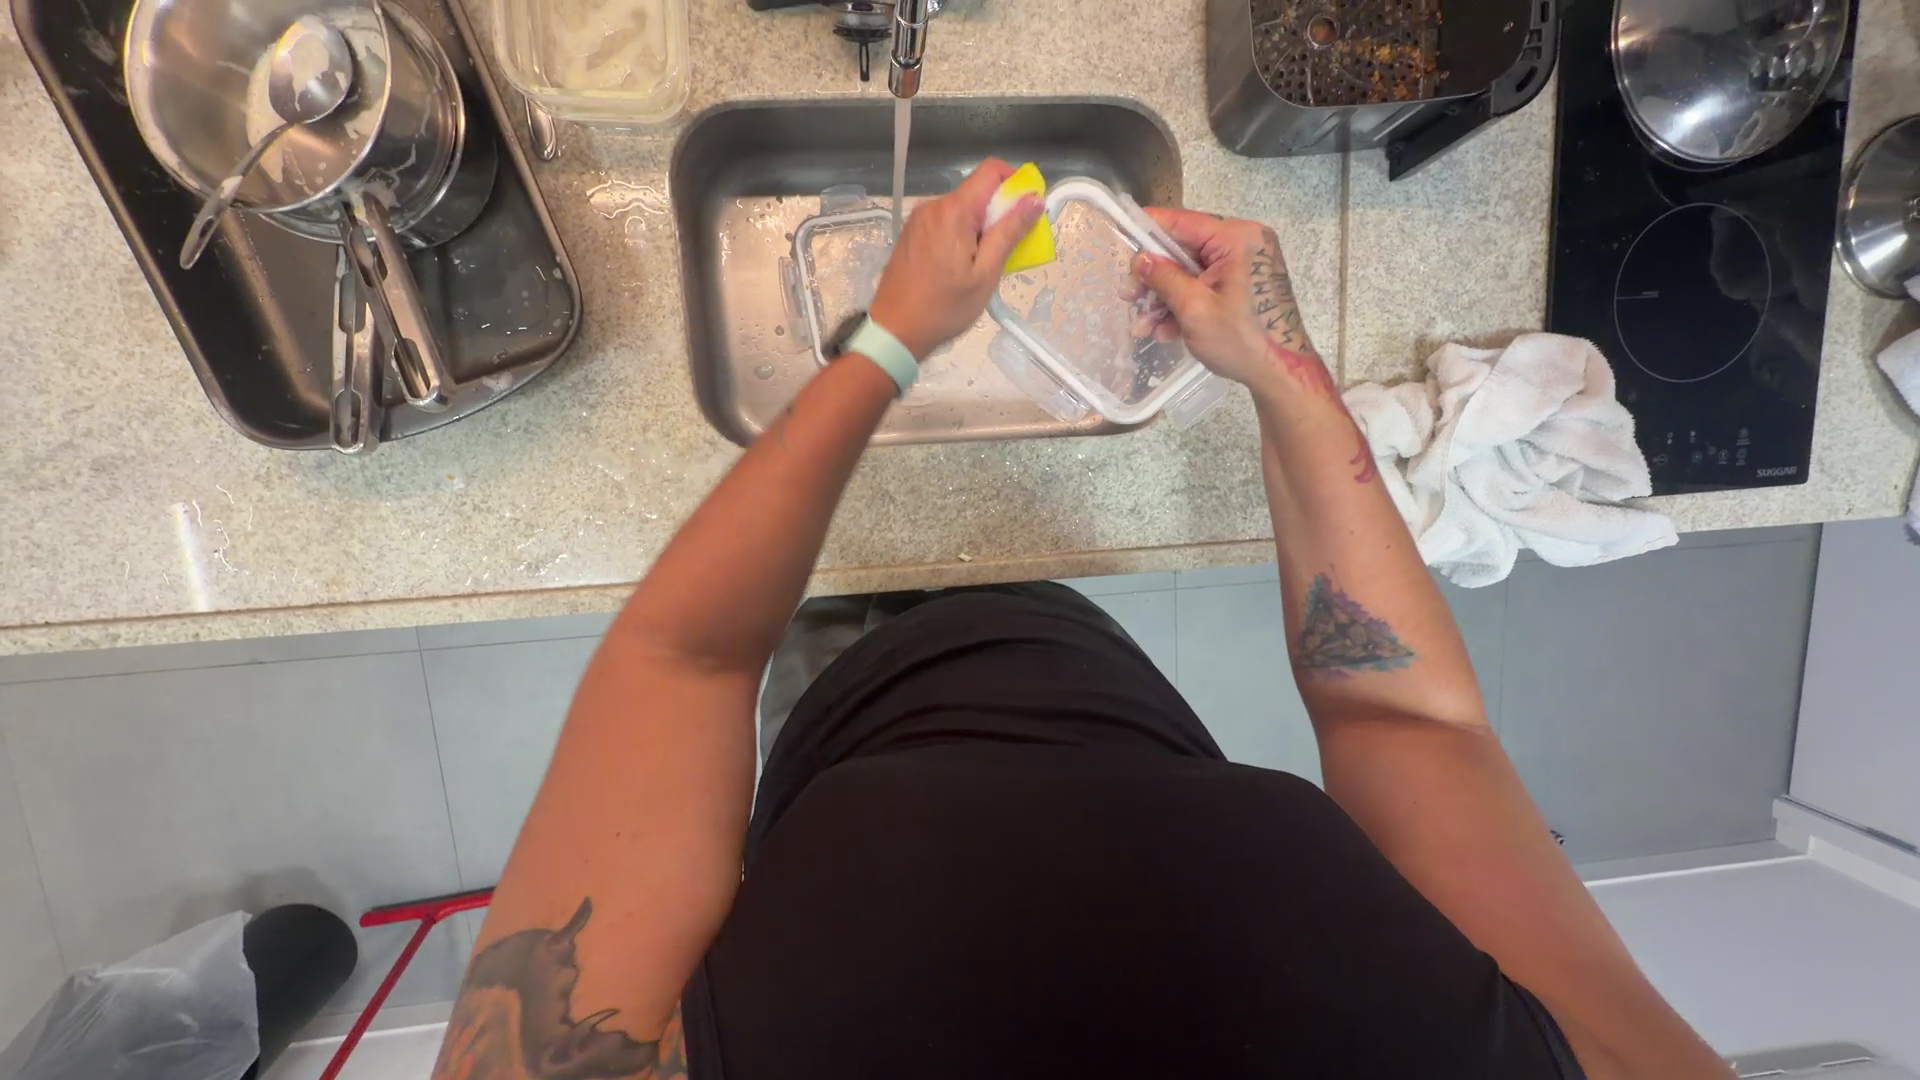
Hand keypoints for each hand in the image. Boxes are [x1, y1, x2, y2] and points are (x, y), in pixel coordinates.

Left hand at [867, 158, 1044, 359]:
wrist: (895, 330)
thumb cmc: (944, 308)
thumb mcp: (985, 275)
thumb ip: (1009, 233)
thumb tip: (1034, 200)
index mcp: (954, 211)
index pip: (991, 170)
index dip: (1015, 183)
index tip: (1026, 212)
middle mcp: (933, 205)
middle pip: (976, 191)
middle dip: (998, 213)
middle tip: (1006, 251)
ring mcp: (919, 219)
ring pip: (961, 209)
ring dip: (979, 227)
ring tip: (980, 265)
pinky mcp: (911, 233)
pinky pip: (944, 222)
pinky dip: (960, 235)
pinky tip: (958, 266)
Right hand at [1127, 208, 1334, 398]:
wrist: (1279, 371)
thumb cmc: (1240, 339)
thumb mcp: (1194, 308)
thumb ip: (1164, 278)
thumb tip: (1139, 259)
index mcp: (1237, 239)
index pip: (1183, 223)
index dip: (1149, 229)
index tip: (1122, 234)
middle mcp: (1243, 244)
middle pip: (1185, 251)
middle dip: (1154, 278)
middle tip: (1128, 297)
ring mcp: (1244, 266)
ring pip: (1191, 274)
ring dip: (1165, 299)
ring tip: (1143, 326)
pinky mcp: (1242, 286)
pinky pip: (1205, 288)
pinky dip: (1183, 306)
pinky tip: (1164, 330)